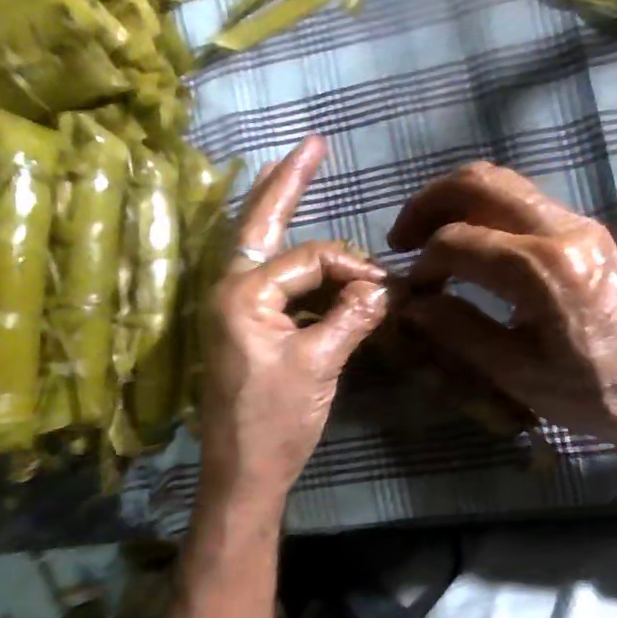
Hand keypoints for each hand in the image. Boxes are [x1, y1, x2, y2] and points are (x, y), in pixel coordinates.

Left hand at [200, 136, 388, 502]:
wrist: (243, 473)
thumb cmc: (275, 422)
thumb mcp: (320, 366)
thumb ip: (352, 317)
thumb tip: (384, 287)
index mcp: (243, 295)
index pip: (308, 258)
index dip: (352, 266)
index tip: (386, 288)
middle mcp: (230, 291)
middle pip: (260, 224)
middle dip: (287, 183)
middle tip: (312, 144)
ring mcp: (234, 310)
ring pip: (262, 250)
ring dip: (284, 219)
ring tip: (298, 176)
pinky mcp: (244, 330)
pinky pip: (271, 284)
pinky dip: (295, 268)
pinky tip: (310, 257)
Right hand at [388, 162, 616, 464]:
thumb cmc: (592, 394)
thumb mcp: (516, 373)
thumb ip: (458, 331)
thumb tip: (413, 304)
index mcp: (545, 270)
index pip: (459, 242)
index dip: (422, 264)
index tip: (410, 293)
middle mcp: (565, 231)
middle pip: (481, 182)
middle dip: (430, 203)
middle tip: (401, 239)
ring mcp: (581, 225)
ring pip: (504, 185)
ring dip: (457, 204)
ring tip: (427, 241)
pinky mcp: (587, 233)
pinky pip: (524, 204)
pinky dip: (485, 214)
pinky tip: (469, 249)